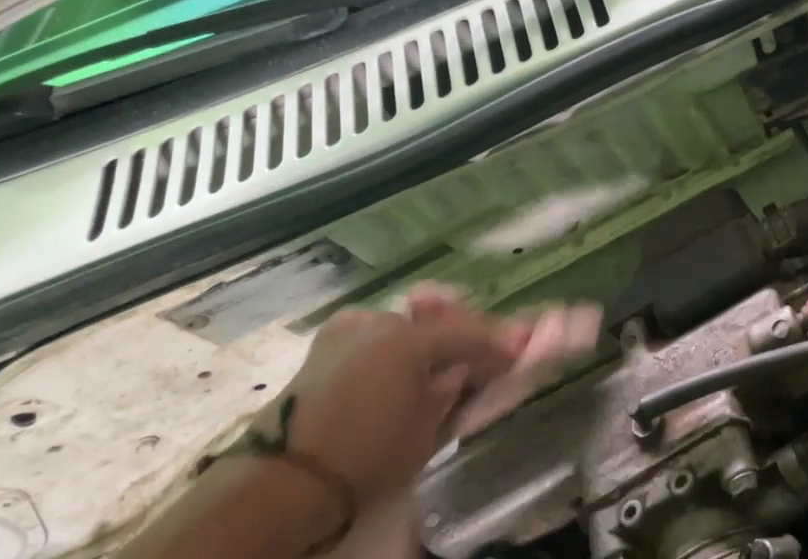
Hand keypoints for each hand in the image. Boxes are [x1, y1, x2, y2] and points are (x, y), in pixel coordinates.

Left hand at [263, 285, 599, 507]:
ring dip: (437, 335)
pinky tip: (413, 356)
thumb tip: (481, 365)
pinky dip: (401, 340)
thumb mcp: (426, 427)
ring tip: (455, 357)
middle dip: (474, 334)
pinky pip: (378, 332)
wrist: (276, 486)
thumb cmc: (363, 457)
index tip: (531, 348)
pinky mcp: (325, 346)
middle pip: (446, 321)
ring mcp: (350, 330)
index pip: (476, 333)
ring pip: (412, 323)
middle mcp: (383, 321)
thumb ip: (459, 385)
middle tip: (501, 348)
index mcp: (413, 338)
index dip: (507, 342)